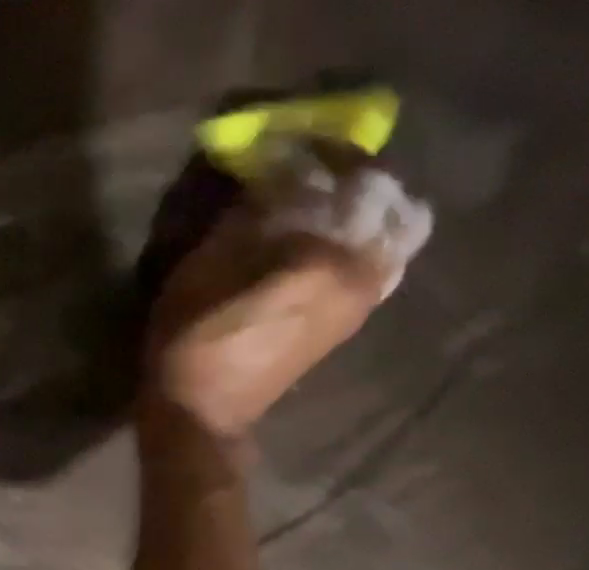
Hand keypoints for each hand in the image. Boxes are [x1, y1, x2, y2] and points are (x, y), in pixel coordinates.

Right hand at [142, 153, 424, 438]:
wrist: (206, 411)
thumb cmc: (190, 342)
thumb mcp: (199, 272)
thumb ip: (241, 219)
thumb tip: (268, 182)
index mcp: (321, 251)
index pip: (325, 175)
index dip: (299, 151)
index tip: (277, 140)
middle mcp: (361, 263)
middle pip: (377, 192)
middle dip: (346, 167)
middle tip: (312, 159)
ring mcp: (368, 290)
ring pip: (398, 221)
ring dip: (370, 197)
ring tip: (335, 192)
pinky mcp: (359, 310)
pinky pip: (391, 252)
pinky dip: (378, 229)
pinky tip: (348, 231)